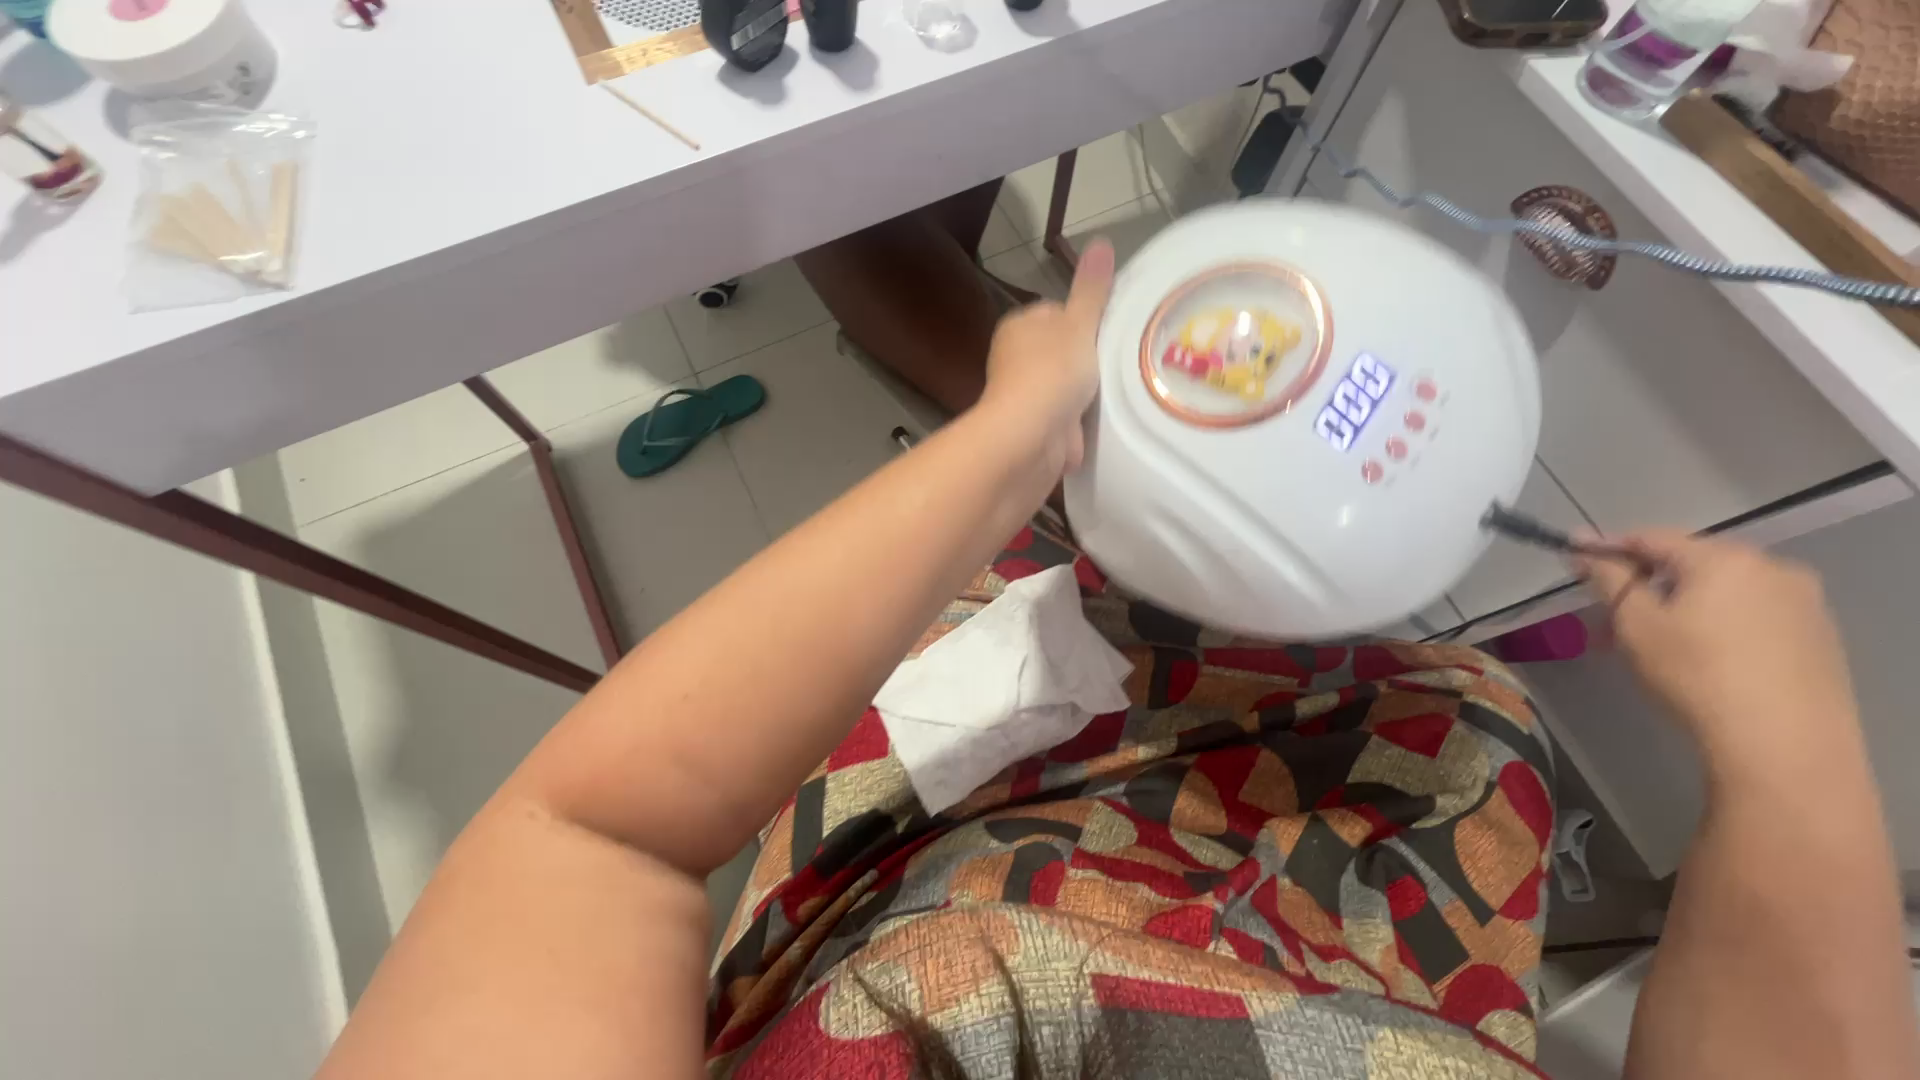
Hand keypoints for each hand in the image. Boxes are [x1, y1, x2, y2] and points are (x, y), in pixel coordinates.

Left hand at [979, 239, 1115, 472]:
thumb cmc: (1052, 372)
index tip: (1107, 331)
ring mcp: (1023, 396)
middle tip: (1119, 362)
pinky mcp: (1034, 428)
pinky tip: (1098, 422)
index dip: (1084, 321)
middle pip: (1063, 352)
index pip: (1056, 313)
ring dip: (1086, 394)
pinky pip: (1066, 418)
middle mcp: (1013, 359)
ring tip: (1114, 392)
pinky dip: (1080, 423)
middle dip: (1088, 360)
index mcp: (1018, 327)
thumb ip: (1092, 289)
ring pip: (1066, 387)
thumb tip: (1101, 241)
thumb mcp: (1079, 323)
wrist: (1030, 437)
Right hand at [1576, 531, 1858, 777]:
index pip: (1652, 538)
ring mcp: (1804, 602)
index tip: (1573, 555)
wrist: (1783, 742)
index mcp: (1725, 558)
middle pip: (1691, 561)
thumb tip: (1587, 554)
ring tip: (1648, 638)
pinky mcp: (1820, 636)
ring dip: (1679, 603)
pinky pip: (1752, 613)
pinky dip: (1715, 621)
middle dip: (1645, 581)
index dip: (1607, 546)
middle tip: (1608, 611)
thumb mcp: (1636, 623)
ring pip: (1722, 589)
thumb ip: (1610, 580)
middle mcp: (1773, 567)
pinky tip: (1697, 653)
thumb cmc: (1695, 673)